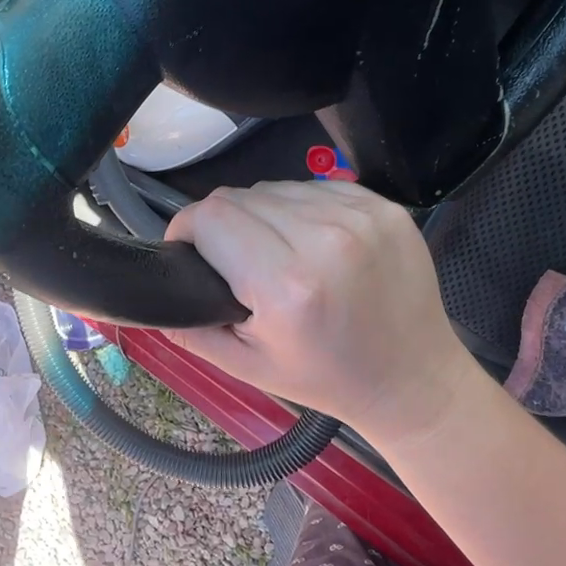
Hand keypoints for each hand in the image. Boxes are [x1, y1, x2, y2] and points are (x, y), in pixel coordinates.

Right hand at [165, 180, 480, 432]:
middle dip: (222, 225)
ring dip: (260, 214)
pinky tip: (309, 242)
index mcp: (287, 285)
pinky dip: (299, 208)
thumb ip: (189, 325)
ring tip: (274, 253)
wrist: (414, 379)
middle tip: (233, 262)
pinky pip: (313, 186)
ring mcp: (360, 216)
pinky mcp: (382, 205)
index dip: (186, 230)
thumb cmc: (325, 378)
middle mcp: (325, 239)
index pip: (210, 216)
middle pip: (237, 196)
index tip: (189, 252)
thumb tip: (151, 290)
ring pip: (274, 186)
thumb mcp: (245, 367)